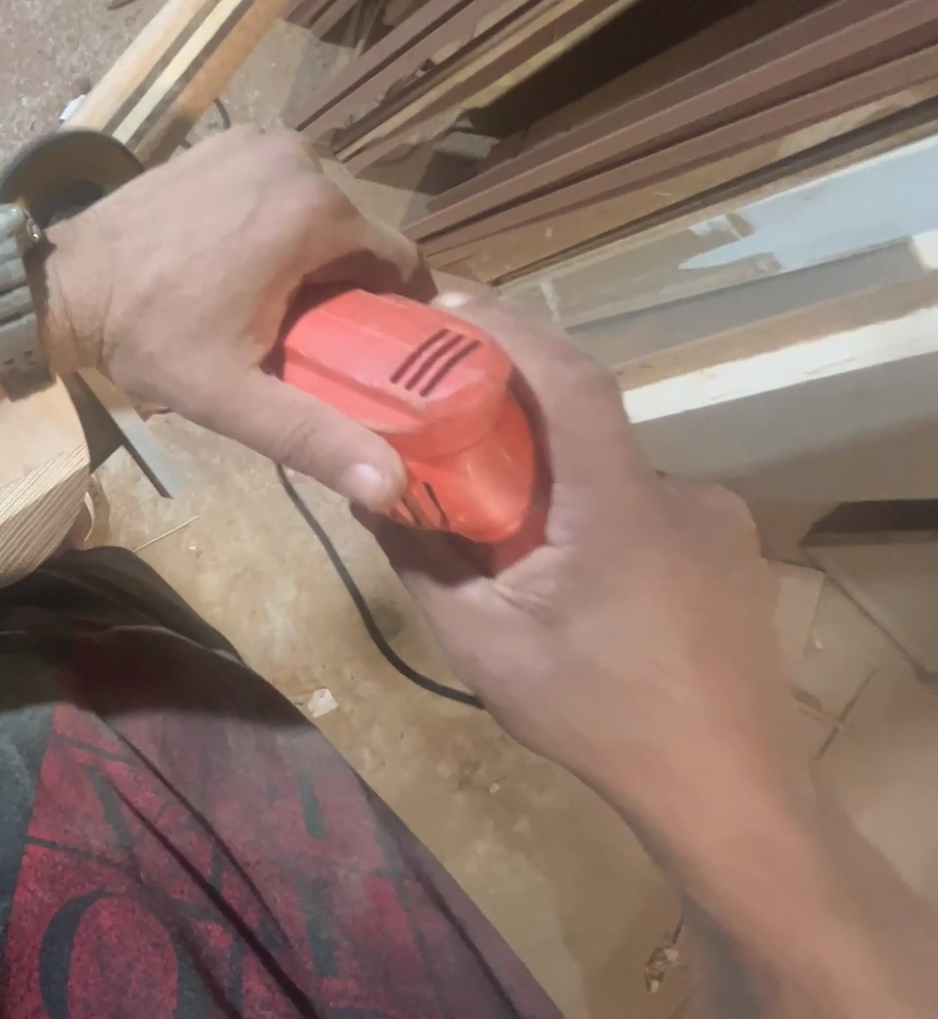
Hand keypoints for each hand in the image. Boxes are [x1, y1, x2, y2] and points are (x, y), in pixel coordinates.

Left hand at [42, 126, 425, 510]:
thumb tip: (392, 487)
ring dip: (299, 253)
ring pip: (310, 209)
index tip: (362, 349)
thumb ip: (312, 436)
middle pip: (349, 235)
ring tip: (257, 302)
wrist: (65, 288)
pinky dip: (263, 221)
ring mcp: (253, 142)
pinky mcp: (217, 145)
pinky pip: (268, 186)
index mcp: (316, 212)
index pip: (395, 263)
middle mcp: (296, 160)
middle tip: (293, 335)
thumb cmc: (146, 340)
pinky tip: (228, 261)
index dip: (386, 311)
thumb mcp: (231, 397)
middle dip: (334, 285)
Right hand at [363, 293, 807, 828]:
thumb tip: (367, 495)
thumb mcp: (476, 639)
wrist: (727, 793)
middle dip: (502, 407)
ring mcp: (711, 518)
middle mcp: (679, 492)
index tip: (451, 300)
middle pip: (579, 420)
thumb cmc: (591, 711)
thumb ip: (418, 558)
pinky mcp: (720, 545)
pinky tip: (544, 556)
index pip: (573, 385)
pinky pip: (629, 497)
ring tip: (479, 510)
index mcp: (620, 508)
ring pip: (600, 466)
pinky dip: (574, 501)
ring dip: (538, 470)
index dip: (512, 331)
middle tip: (431, 417)